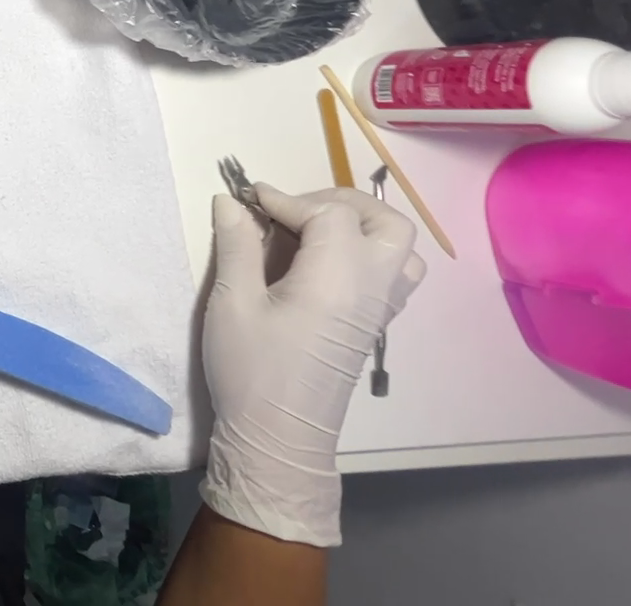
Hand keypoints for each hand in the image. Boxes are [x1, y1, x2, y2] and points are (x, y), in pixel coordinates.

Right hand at [200, 185, 427, 546]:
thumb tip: (231, 200)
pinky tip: (320, 262)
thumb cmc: (251, 366)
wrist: (278, 433)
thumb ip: (236, 245)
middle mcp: (372, 288)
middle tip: (289, 210)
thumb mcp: (231, 301)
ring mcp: (380, 308)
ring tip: (309, 231)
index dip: (285, 198)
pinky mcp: (373, 323)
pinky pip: (392, 272)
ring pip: (399, 247)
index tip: (246, 199)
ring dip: (358, 225)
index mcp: (337, 280)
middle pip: (385, 222)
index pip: (329, 214)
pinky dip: (363, 250)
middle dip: (337, 202)